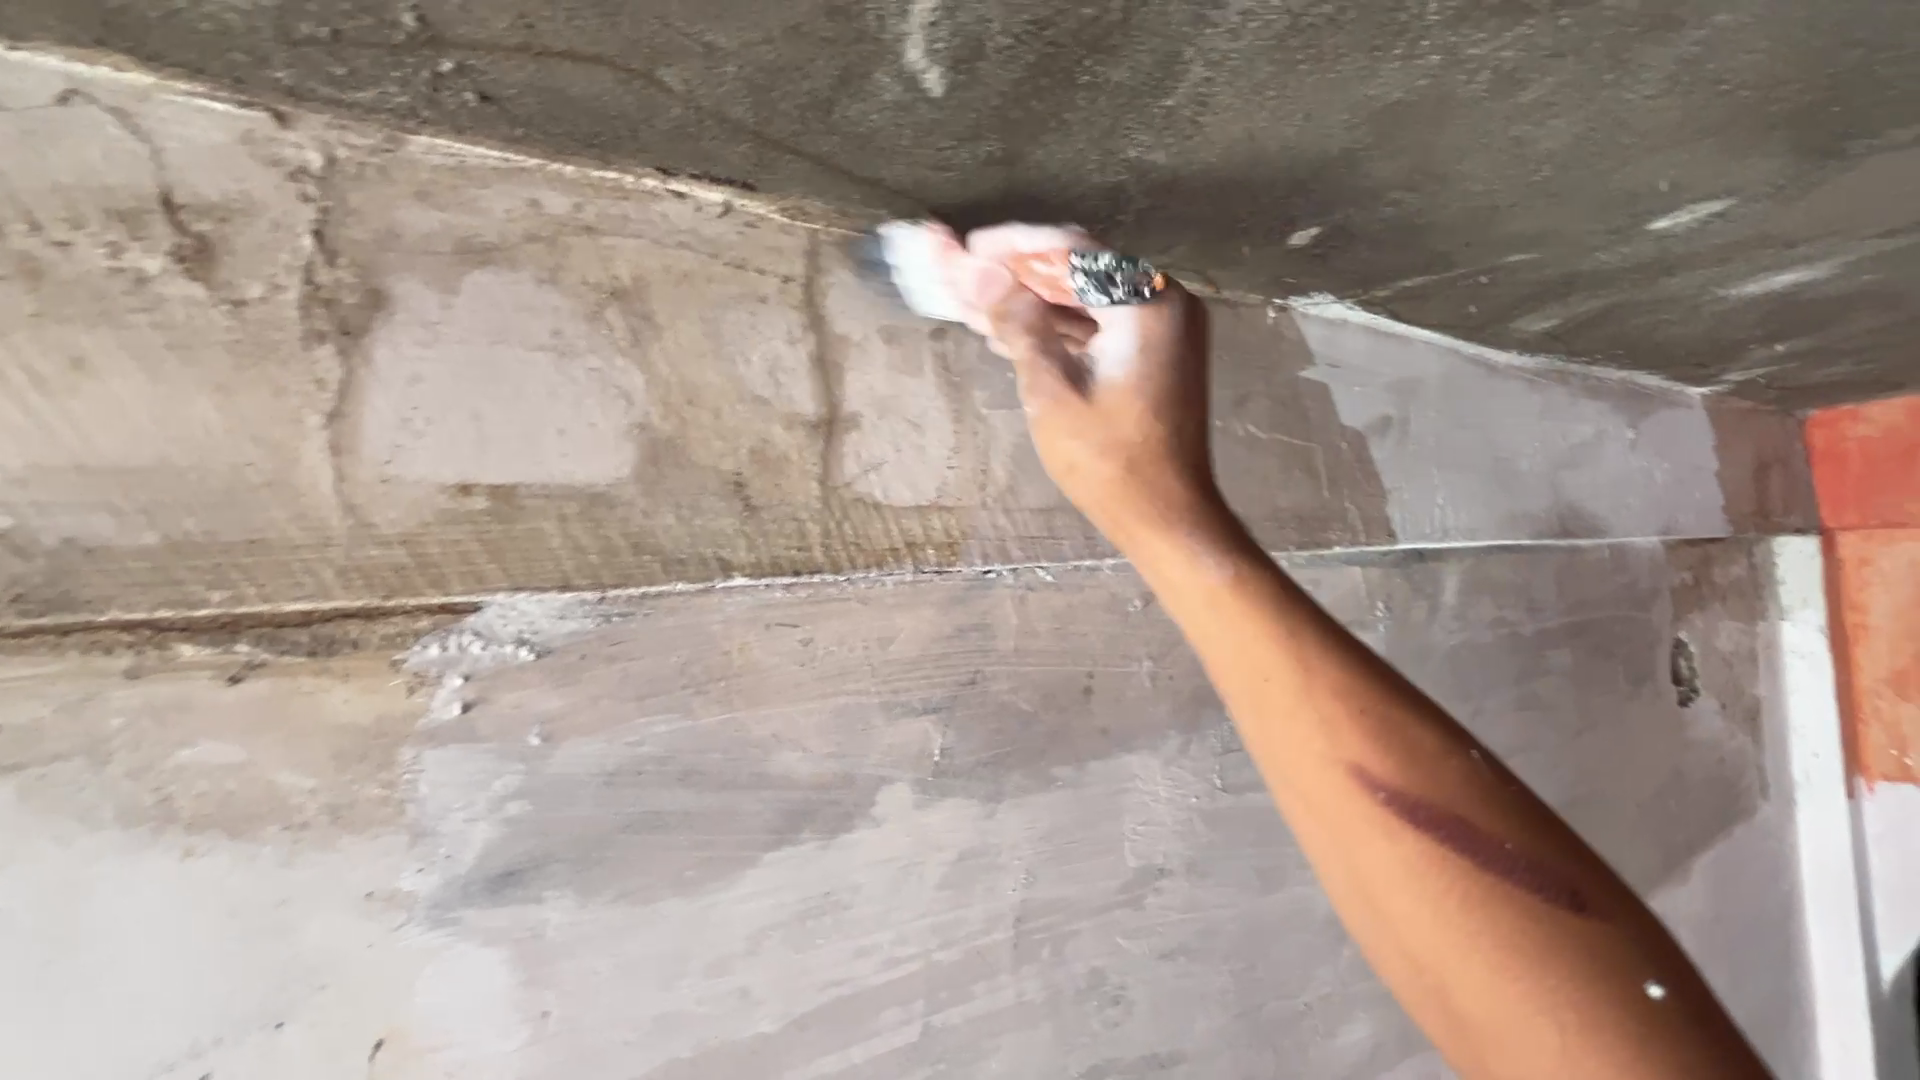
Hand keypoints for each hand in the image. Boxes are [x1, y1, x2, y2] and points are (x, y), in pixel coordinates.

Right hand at [962, 229, 1223, 552]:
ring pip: (1083, 300)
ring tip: (972, 307)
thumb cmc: (1108, 459)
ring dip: (1030, 303)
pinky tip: (1008, 335)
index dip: (1012, 245)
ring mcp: (1160, 331)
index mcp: (1146, 302)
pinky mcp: (1151, 357)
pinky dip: (1055, 330)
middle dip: (1015, 275)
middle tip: (960, 277)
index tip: (965, 249)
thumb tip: (974, 268)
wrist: (1164, 516)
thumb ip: (1017, 322)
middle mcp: (1162, 303)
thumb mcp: (1052, 388)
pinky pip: (1096, 327)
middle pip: (1077, 271)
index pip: (1070, 250)